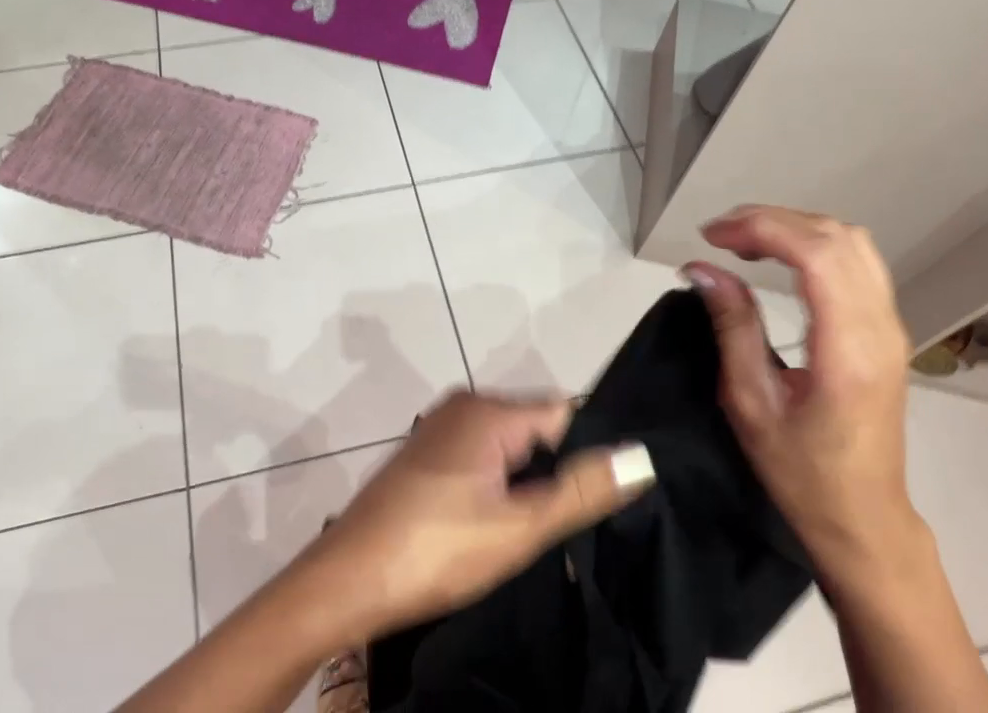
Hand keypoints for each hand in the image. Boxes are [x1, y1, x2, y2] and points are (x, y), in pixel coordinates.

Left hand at [295, 391, 654, 642]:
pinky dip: (496, 489)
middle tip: (563, 526)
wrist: (347, 580)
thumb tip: (640, 456)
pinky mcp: (424, 459)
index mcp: (486, 410)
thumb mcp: (519, 527)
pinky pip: (480, 461)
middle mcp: (460, 407)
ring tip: (532, 532)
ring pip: (508, 450)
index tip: (599, 500)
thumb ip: (581, 491)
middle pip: (535, 430)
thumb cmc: (436, 550)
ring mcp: (437, 432)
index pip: (564, 413)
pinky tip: (495, 529)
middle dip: (554, 472)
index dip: (586, 454)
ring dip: (525, 486)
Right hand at [681, 205, 922, 576]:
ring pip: (853, 244)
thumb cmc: (801, 471)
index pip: (818, 255)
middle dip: (774, 220)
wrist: (863, 515)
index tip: (712, 236)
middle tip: (720, 235)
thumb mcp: (751, 404)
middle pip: (838, 237)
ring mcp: (892, 328)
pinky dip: (814, 246)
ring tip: (743, 242)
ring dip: (796, 229)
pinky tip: (779, 261)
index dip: (762, 228)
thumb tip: (702, 269)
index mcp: (849, 349)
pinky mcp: (888, 332)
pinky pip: (858, 264)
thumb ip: (732, 328)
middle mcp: (882, 328)